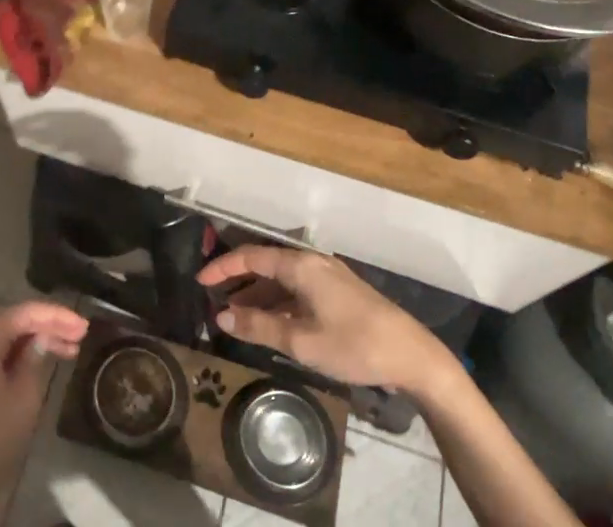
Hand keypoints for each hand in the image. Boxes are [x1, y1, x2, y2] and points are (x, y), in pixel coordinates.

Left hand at [0, 301, 88, 520]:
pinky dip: (22, 355)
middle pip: (14, 323)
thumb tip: (43, 337)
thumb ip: (35, 359)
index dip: (56, 316)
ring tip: (70, 350)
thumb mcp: (24, 398)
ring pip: (8, 338)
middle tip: (81, 336)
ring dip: (38, 340)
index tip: (84, 326)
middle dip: (49, 325)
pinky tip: (44, 361)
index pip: (23, 314)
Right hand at [197, 245, 452, 393]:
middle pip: (266, 265)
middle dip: (238, 282)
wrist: (413, 356)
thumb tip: (221, 318)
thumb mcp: (301, 341)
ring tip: (235, 317)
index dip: (223, 268)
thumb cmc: (354, 345)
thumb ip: (258, 327)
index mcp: (301, 266)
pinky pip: (298, 290)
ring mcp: (329, 277)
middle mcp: (313, 263)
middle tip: (213, 300)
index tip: (200, 282)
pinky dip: (278, 303)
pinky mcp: (340, 293)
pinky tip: (270, 323)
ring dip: (258, 295)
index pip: (251, 256)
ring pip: (282, 279)